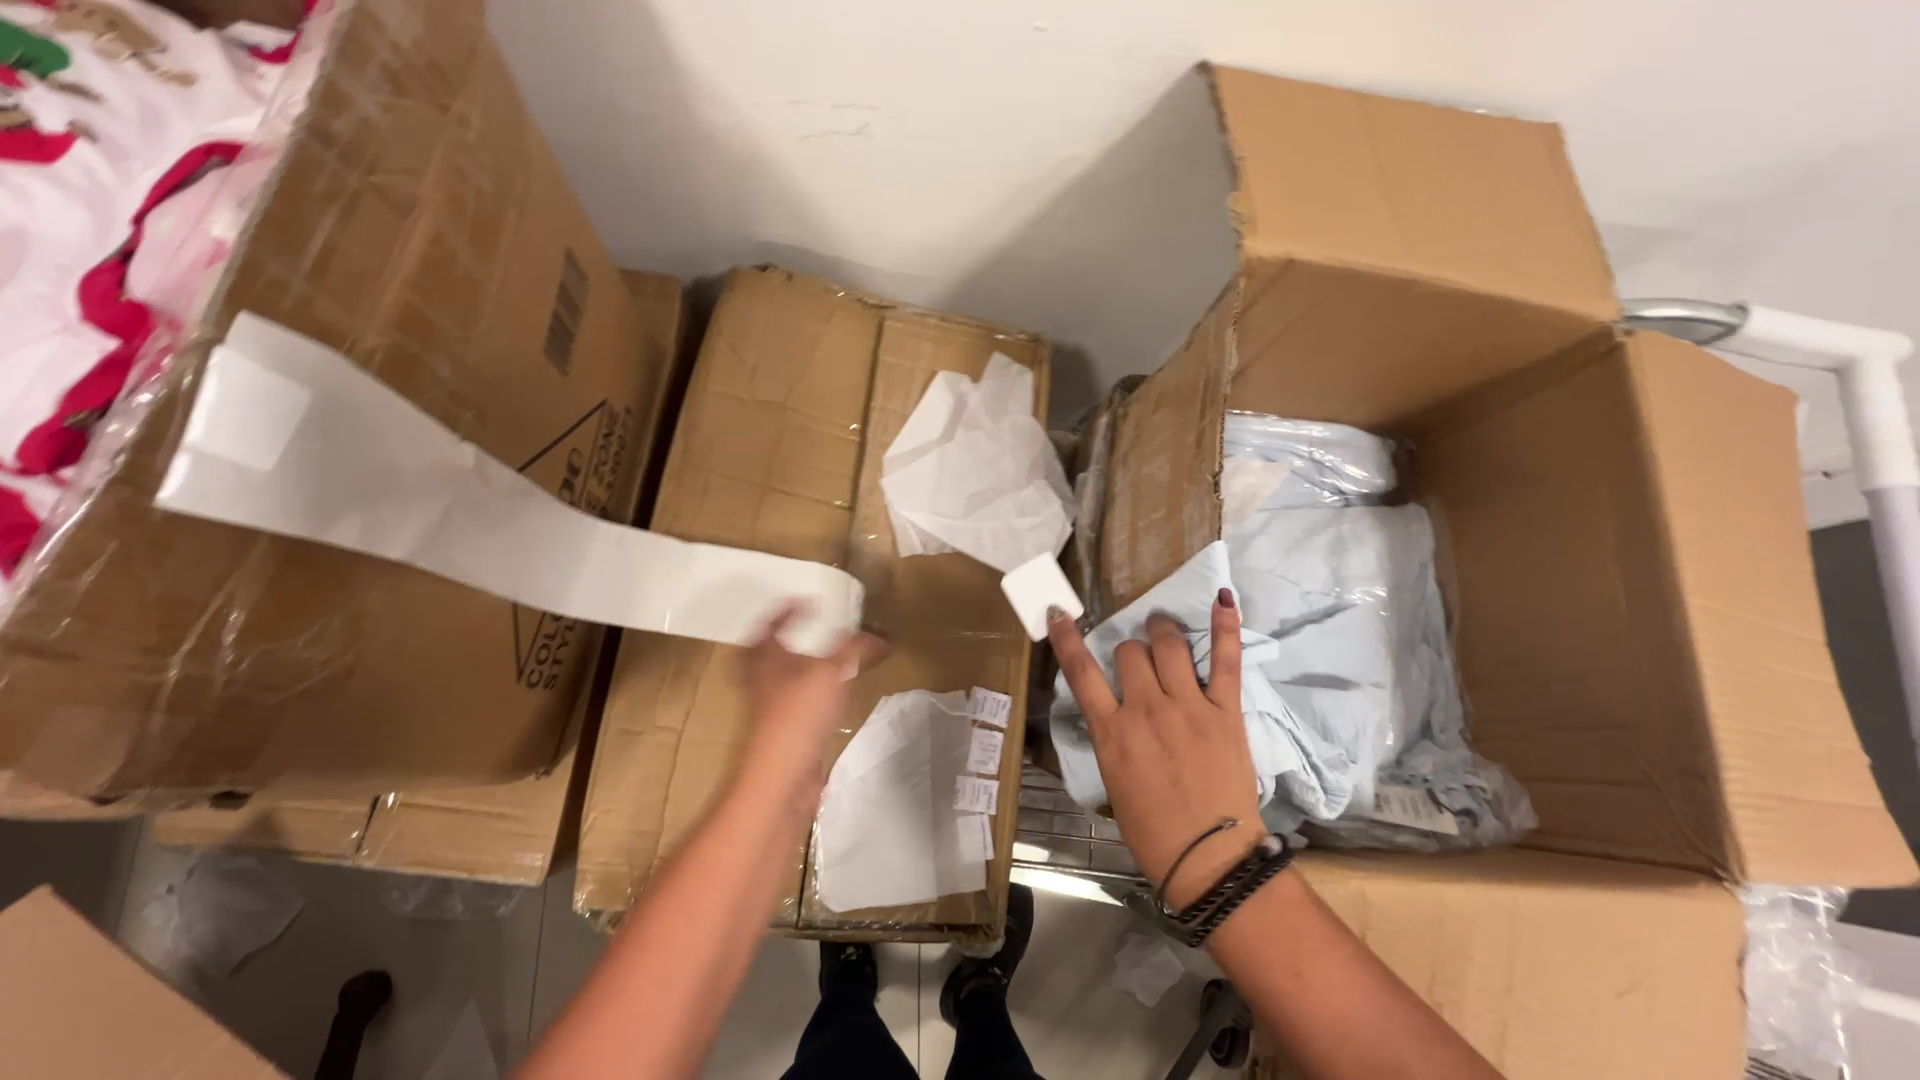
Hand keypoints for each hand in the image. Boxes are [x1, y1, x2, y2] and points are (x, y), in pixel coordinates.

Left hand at [736, 601, 887, 806]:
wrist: (781, 780)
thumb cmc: (798, 717)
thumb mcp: (831, 672)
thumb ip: (854, 650)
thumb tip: (877, 636)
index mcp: (765, 660)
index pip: (769, 626)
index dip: (785, 611)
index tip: (805, 600)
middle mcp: (762, 683)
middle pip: (764, 655)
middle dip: (781, 642)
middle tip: (800, 631)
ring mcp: (771, 711)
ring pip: (782, 681)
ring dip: (799, 669)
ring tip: (825, 662)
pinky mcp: (785, 735)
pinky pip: (799, 706)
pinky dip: (814, 696)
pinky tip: (835, 699)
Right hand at [1047, 592, 1264, 908]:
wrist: (1209, 858)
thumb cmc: (1153, 832)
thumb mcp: (1115, 782)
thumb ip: (1114, 740)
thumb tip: (1116, 717)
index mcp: (1112, 733)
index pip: (1082, 672)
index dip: (1067, 639)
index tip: (1060, 614)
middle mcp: (1146, 710)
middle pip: (1130, 652)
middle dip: (1130, 649)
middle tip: (1138, 658)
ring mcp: (1188, 707)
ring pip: (1168, 646)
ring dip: (1162, 631)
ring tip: (1163, 628)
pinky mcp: (1225, 712)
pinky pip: (1225, 661)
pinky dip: (1224, 628)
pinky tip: (1223, 601)